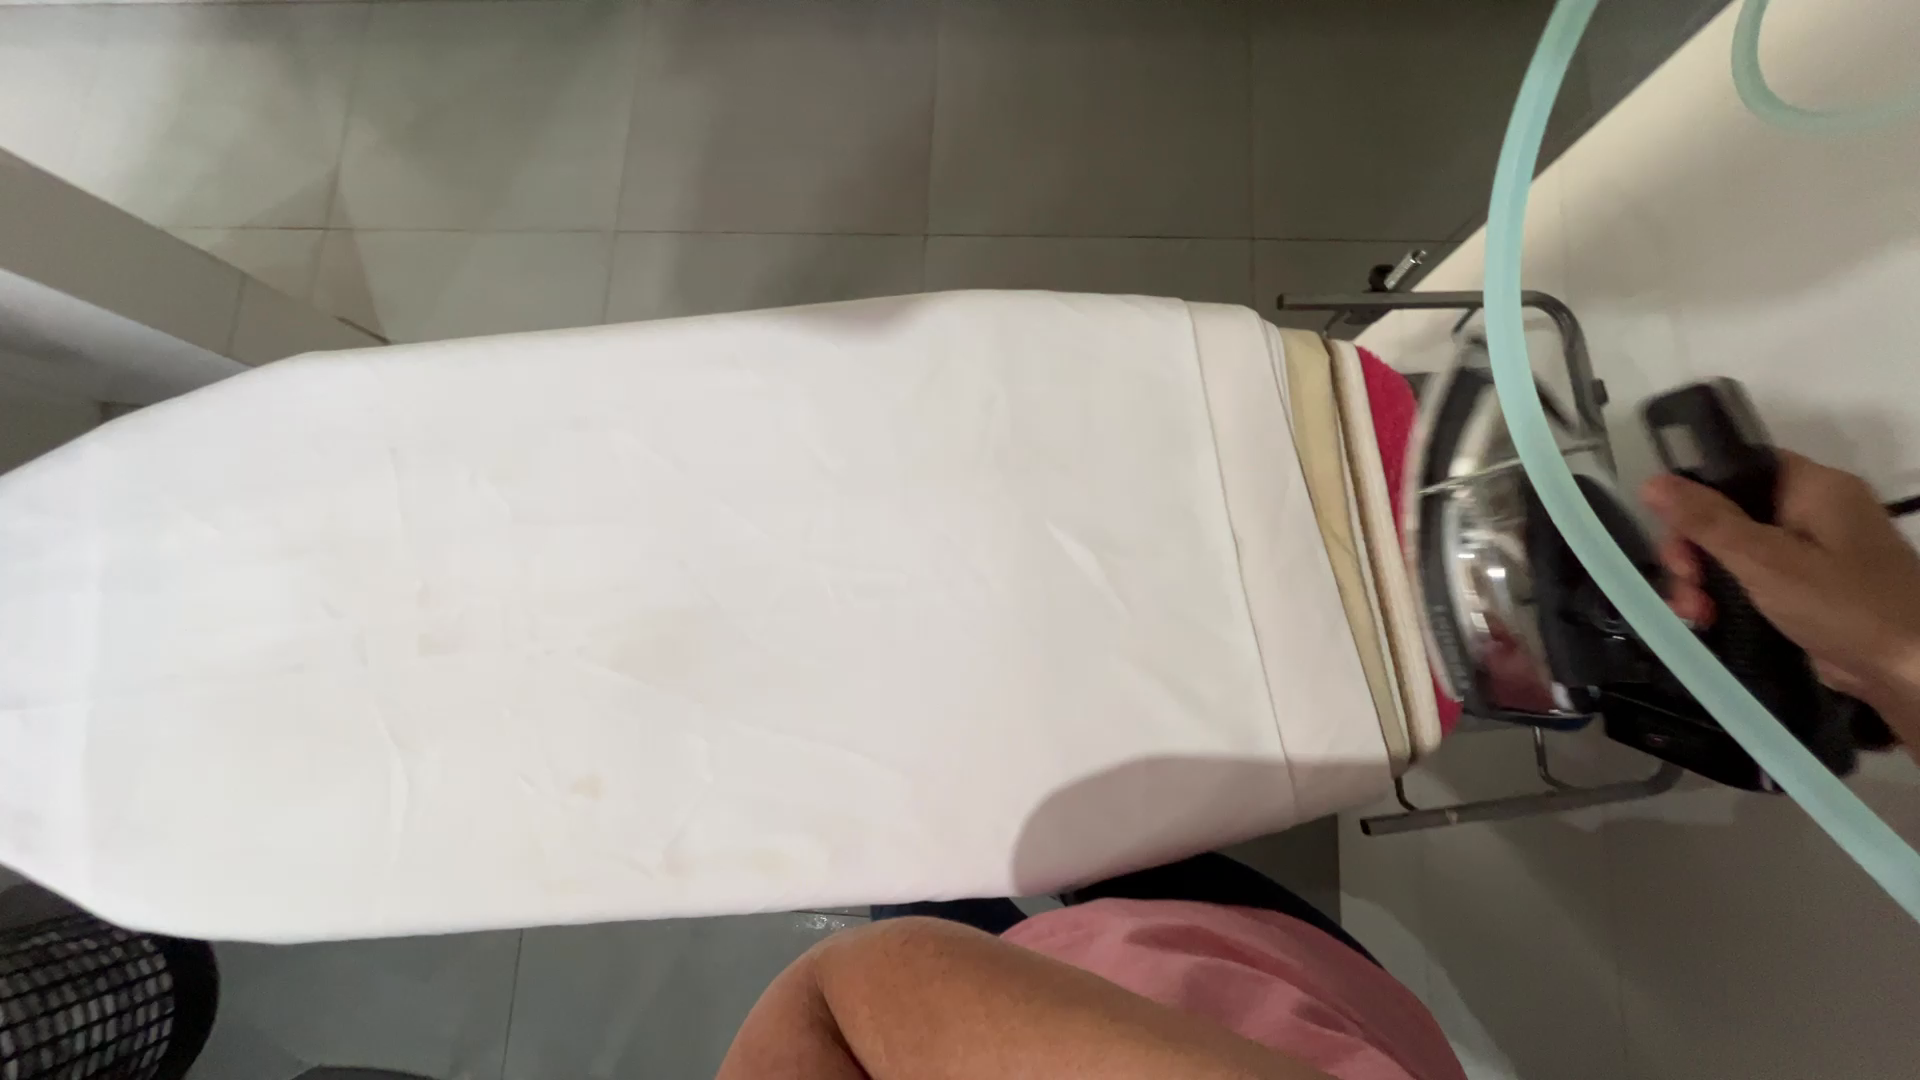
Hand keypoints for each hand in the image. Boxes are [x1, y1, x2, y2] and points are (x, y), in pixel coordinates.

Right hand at [1640, 451, 1919, 746]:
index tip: (1670, 528)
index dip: (1694, 490)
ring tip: (1693, 610)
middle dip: (1690, 550)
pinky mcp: (1799, 582)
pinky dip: (1717, 593)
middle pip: (1721, 512)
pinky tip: (1706, 616)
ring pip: (1724, 548)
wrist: (1910, 672)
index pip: (1737, 466)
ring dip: (1697, 579)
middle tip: (1684, 580)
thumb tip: (1652, 481)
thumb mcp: (1763, 560)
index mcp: (1814, 489)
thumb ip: (1705, 520)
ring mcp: (1806, 548)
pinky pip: (1740, 574)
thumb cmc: (1845, 606)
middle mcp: (1811, 511)